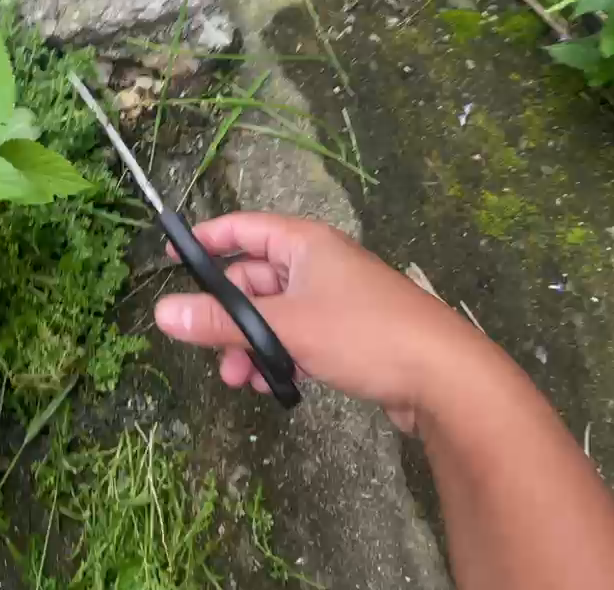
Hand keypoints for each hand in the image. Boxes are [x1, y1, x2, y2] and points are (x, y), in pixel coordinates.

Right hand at [153, 213, 491, 432]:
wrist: (450, 381)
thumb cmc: (364, 334)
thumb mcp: (285, 327)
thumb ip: (221, 321)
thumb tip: (163, 313)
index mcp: (303, 242)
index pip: (241, 228)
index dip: (204, 241)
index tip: (172, 260)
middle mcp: (318, 263)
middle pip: (254, 279)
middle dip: (230, 316)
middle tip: (210, 348)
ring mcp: (336, 298)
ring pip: (275, 314)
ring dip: (253, 344)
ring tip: (242, 380)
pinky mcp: (350, 332)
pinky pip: (299, 335)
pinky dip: (282, 355)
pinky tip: (277, 385)